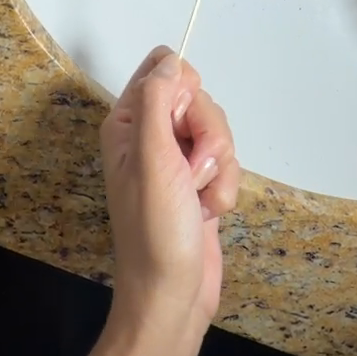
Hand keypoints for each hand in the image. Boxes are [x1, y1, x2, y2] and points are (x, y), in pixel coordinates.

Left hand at [91, 47, 239, 355]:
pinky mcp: (200, 179)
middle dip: (207, 135)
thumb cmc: (154, 231)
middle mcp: (152, 134)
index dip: (183, 88)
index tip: (184, 117)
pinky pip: (227, 159)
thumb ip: (157, 101)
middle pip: (198, 98)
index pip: (162, 69)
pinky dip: (226, 184)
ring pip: (218, 129)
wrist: (173, 296)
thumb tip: (170, 59)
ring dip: (220, 165)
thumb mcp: (151, 158)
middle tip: (192, 171)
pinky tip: (210, 210)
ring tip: (201, 198)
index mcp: (129, 121)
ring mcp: (177, 158)